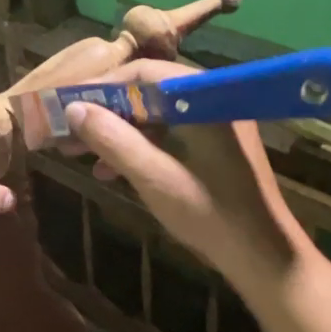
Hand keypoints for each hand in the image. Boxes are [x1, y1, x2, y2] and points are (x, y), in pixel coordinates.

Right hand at [64, 60, 303, 288]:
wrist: (265, 258)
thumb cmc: (212, 216)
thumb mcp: (153, 178)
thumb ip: (113, 139)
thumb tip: (74, 109)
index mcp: (205, 99)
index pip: (144, 73)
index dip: (100, 86)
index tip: (65, 104)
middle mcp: (213, 100)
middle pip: (148, 91)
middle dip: (105, 111)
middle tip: (67, 130)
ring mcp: (216, 124)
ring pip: (154, 114)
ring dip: (117, 130)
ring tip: (78, 151)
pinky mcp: (215, 146)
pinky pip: (168, 132)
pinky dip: (138, 145)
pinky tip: (110, 168)